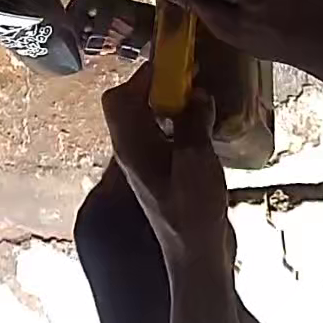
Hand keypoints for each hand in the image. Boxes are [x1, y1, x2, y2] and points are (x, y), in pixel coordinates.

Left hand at [100, 63, 230, 274]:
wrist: (196, 257)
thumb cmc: (192, 214)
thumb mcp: (196, 164)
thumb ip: (194, 124)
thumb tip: (197, 93)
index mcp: (130, 146)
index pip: (118, 99)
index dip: (140, 78)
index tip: (171, 65)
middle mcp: (132, 149)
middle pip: (129, 104)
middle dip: (155, 84)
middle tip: (188, 75)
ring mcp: (146, 160)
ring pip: (146, 117)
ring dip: (167, 100)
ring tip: (198, 92)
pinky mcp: (162, 168)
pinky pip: (162, 131)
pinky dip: (177, 118)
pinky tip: (204, 120)